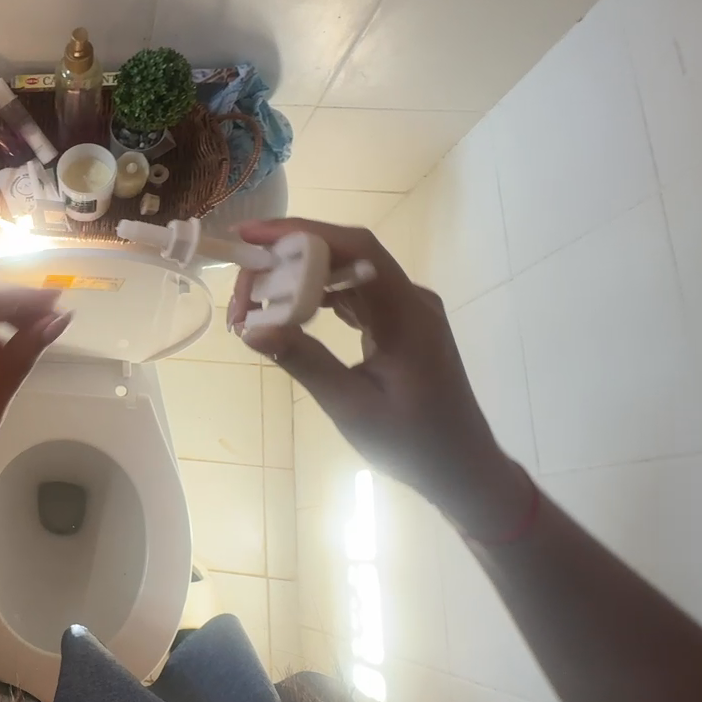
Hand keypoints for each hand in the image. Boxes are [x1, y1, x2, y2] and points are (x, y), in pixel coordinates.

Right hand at [226, 219, 531, 537]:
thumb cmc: (412, 443)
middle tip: (239, 291)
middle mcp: (409, 300)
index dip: (301, 233)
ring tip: (250, 299)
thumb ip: (304, 361)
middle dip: (285, 259)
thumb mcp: (352, 407)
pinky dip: (312, 293)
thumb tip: (251, 329)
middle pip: (343, 254)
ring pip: (343, 271)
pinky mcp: (396, 322)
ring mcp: (404, 309)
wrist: (461, 468)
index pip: (355, 250)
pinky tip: (283, 309)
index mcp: (407, 314)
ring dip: (295, 277)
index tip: (251, 237)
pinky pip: (350, 291)